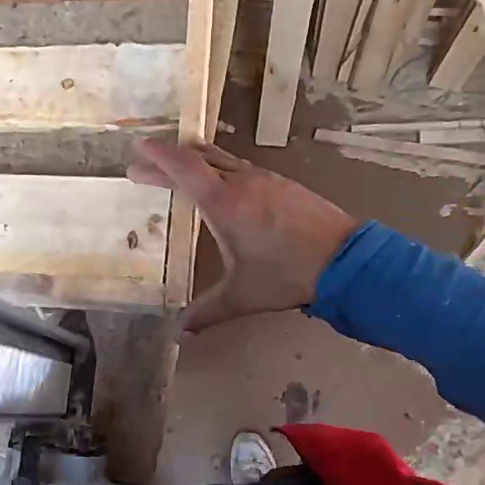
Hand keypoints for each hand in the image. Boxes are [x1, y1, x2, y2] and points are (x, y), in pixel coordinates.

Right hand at [131, 140, 360, 331]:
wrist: (345, 258)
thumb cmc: (287, 274)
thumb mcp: (242, 296)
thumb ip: (208, 312)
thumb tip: (180, 334)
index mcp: (225, 202)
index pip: (184, 168)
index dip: (159, 158)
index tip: (140, 150)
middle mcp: (243, 182)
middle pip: (199, 159)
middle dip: (170, 161)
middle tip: (147, 165)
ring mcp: (266, 179)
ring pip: (223, 159)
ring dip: (197, 162)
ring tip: (180, 170)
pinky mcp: (285, 184)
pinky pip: (244, 168)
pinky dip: (222, 168)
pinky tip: (225, 184)